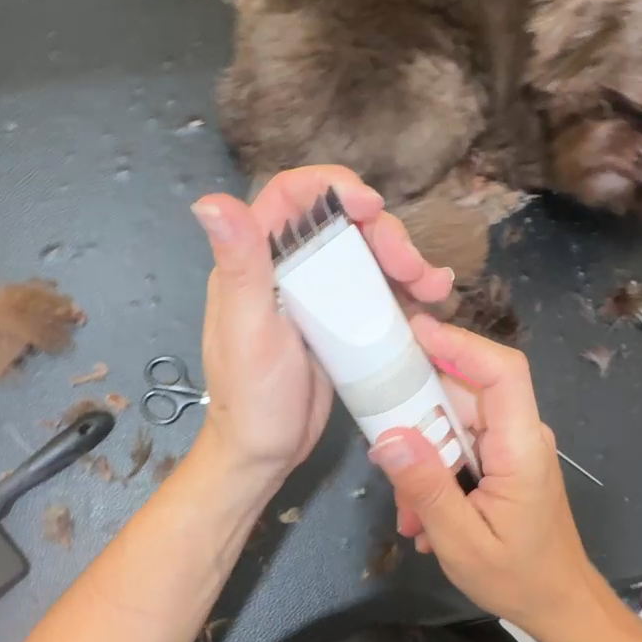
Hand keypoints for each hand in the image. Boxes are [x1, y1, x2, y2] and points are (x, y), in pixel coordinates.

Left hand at [190, 166, 454, 482]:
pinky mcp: (342, 325)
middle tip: (411, 267)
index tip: (371, 207)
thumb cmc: (251, 397)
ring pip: (366, 256)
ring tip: (433, 286)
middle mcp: (287, 269)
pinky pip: (377, 293)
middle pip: (341, 224)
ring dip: (405, 262)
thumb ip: (239, 265)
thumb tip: (208, 201)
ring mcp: (317, 297)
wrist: (266, 454)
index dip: (332, 187)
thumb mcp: (247, 331)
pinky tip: (432, 298)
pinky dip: (407, 290)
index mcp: (255, 261)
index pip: (291, 197)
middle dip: (383, 234)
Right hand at [367, 314, 603, 630]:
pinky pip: (460, 448)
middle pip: (464, 395)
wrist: (560, 606)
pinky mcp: (502, 463)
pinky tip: (424, 520)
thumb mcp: (461, 540)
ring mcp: (512, 449)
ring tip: (411, 514)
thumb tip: (386, 436)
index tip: (411, 333)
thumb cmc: (518, 579)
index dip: (458, 344)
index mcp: (520, 448)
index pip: (501, 371)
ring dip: (423, 461)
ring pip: (454, 425)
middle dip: (417, 422)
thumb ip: (425, 486)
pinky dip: (435, 476)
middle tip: (386, 459)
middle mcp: (520, 436)